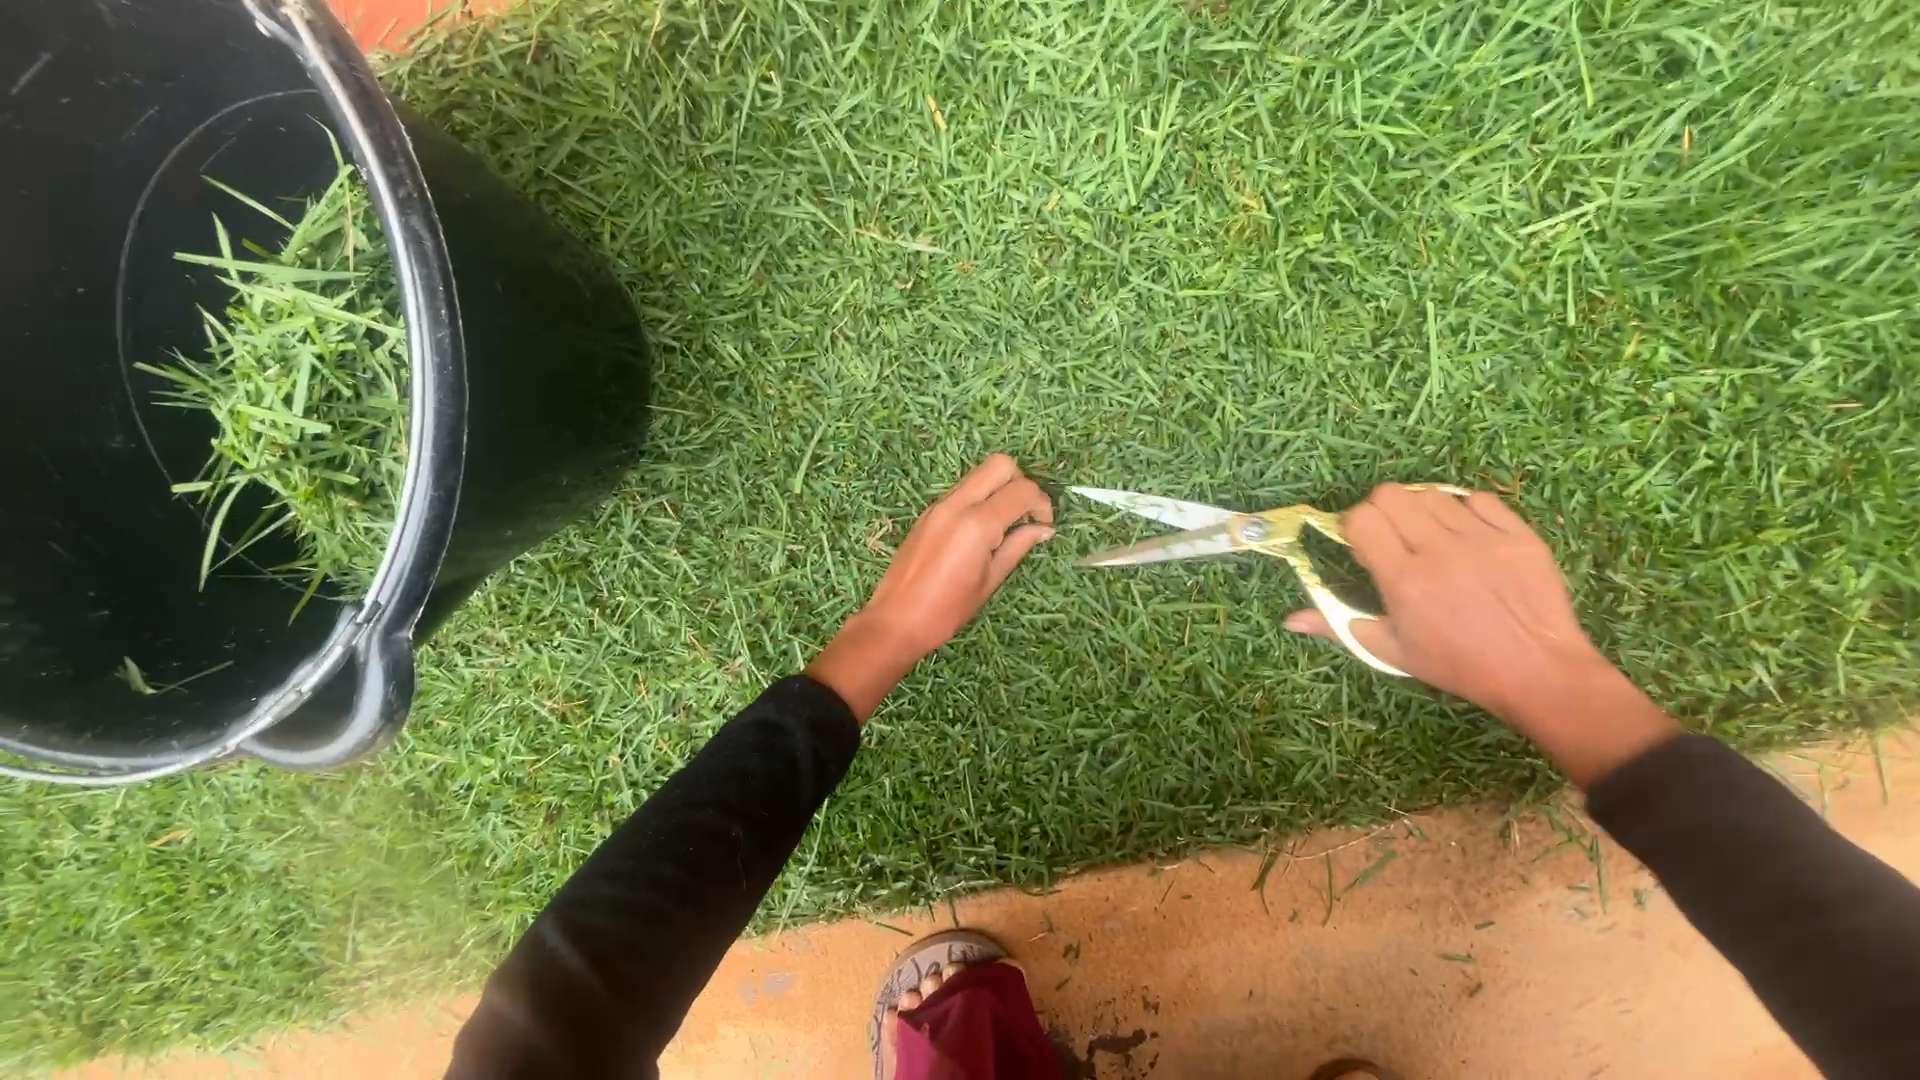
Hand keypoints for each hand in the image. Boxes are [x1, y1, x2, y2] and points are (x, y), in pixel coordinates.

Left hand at [807, 454, 1053, 720]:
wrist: (896, 620)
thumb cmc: (947, 610)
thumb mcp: (990, 581)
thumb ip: (1017, 546)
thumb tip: (1043, 529)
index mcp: (977, 524)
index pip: (1022, 490)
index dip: (1042, 504)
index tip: (1045, 525)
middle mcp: (957, 504)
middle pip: (1000, 464)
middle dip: (1022, 483)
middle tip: (1026, 515)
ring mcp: (939, 505)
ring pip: (979, 474)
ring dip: (1000, 489)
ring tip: (1005, 525)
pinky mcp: (929, 512)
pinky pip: (963, 490)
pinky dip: (981, 498)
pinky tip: (982, 531)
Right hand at [1284, 484, 1679, 786]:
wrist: (1537, 671)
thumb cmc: (1455, 664)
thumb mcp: (1390, 650)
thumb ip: (1337, 626)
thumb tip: (1290, 620)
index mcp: (1403, 580)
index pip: (1361, 519)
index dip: (1354, 526)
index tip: (1363, 545)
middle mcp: (1439, 551)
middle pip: (1392, 494)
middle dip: (1382, 510)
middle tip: (1393, 537)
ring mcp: (1483, 539)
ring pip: (1432, 494)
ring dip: (1422, 510)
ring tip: (1431, 537)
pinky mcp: (1519, 535)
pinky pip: (1479, 499)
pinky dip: (1464, 511)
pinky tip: (1465, 535)